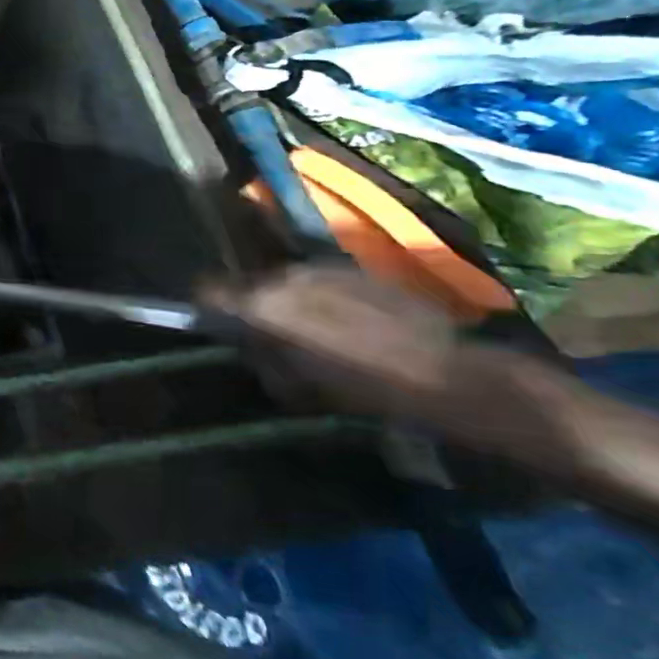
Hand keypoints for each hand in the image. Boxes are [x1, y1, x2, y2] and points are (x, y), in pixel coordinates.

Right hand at [205, 264, 460, 416]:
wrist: (449, 373)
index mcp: (263, 306)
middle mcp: (283, 278)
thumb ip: (263, 358)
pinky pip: (321, 280)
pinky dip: (324, 296)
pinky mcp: (355, 270)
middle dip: (257, 306)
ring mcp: (320, 269)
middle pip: (253, 286)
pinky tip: (346, 319)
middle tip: (271, 333)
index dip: (210, 307)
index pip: (210, 292)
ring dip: (291, 300)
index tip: (214, 321)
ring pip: (287, 282)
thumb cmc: (365, 388)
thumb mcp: (299, 386)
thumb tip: (246, 347)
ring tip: (312, 327)